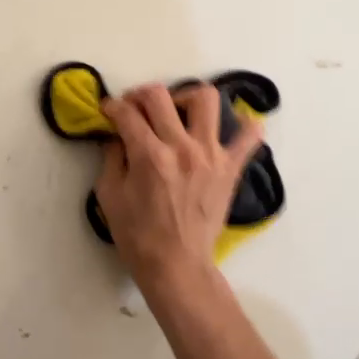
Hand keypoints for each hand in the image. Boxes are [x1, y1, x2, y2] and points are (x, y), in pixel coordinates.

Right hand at [96, 82, 265, 292]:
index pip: (127, 114)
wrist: (175, 263)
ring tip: (178, 111)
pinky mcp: (231, 168)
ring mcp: (210, 155)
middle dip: (140, 95)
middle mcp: (181, 147)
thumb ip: (111, 160)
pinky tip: (233, 126)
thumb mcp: (109, 196)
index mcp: (148, 155)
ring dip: (186, 98)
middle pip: (160, 97)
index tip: (108, 112)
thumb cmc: (137, 235)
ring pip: (205, 100)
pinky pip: (250, 136)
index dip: (112, 107)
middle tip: (135, 107)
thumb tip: (116, 137)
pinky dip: (246, 125)